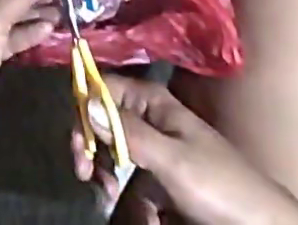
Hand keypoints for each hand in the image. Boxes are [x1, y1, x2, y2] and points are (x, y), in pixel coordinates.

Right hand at [73, 75, 297, 224]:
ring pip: (112, 151)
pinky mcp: (159, 179)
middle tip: (85, 172)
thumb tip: (86, 101)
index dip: (85, 104)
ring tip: (106, 192)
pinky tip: (138, 212)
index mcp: (153, 101)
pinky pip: (128, 179)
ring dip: (104, 172)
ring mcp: (154, 149)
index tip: (77, 139)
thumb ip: (129, 132)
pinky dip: (124, 194)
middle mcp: (149, 118)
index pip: (105, 86)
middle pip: (103, 118)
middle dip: (90, 144)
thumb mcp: (173, 160)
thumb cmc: (220, 186)